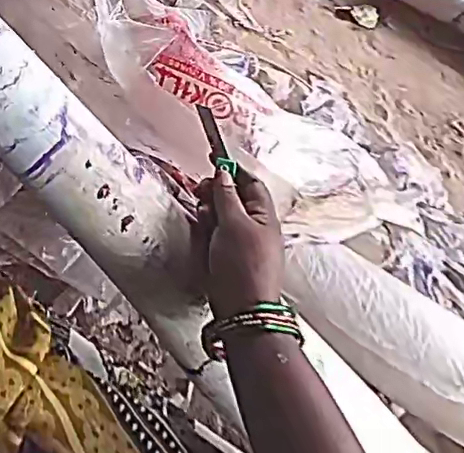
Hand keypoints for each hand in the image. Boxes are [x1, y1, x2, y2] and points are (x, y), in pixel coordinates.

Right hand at [193, 167, 284, 317]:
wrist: (240, 306)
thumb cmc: (243, 263)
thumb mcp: (234, 224)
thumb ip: (226, 195)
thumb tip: (222, 171)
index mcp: (264, 216)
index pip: (250, 183)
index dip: (232, 169)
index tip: (212, 158)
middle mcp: (253, 224)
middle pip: (232, 194)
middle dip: (215, 190)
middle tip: (200, 193)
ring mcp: (239, 237)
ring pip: (220, 210)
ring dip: (209, 208)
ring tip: (204, 218)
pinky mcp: (226, 249)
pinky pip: (214, 227)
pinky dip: (206, 224)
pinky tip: (203, 231)